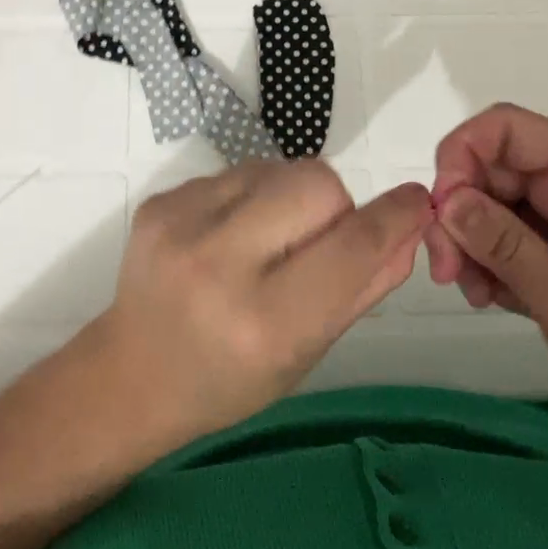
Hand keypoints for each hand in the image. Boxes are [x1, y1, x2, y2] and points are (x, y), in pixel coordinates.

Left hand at [90, 161, 429, 436]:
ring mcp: (180, 225)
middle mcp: (219, 264)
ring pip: (277, 168)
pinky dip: (251, 197)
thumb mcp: (306, 354)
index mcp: (264, 322)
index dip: (395, 218)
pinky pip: (236, 172)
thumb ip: (363, 289)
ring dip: (291, 197)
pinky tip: (229, 237)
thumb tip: (409, 229)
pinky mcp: (159, 202)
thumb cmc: (229, 380)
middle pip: (317, 183)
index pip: (351, 248)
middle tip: (319, 240)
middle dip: (336, 205)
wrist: (131, 374)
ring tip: (267, 242)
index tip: (416, 200)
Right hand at [428, 104, 547, 410]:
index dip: (463, 153)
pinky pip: (496, 234)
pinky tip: (489, 298)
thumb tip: (446, 202)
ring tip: (473, 293)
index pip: (508, 129)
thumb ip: (504, 245)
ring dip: (465, 244)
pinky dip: (481, 261)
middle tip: (444, 269)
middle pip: (488, 168)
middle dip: (455, 212)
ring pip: (484, 203)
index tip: (442, 209)